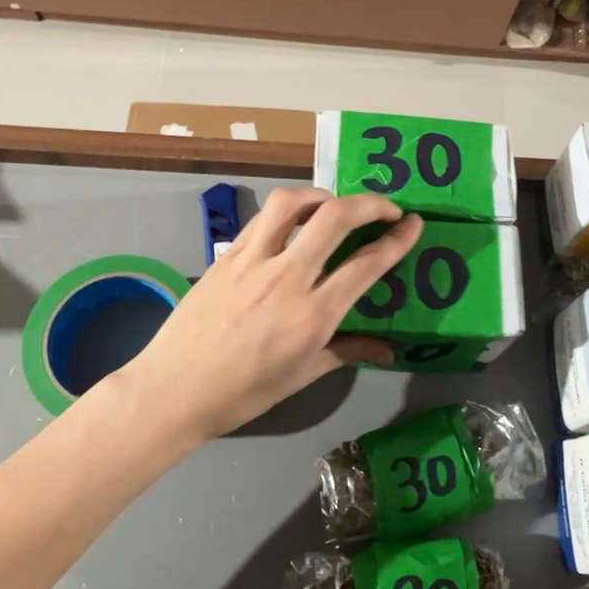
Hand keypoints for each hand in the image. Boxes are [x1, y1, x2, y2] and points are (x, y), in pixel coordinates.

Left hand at [122, 186, 420, 439]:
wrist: (175, 391)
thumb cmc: (243, 393)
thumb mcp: (302, 375)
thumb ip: (348, 351)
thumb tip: (388, 350)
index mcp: (313, 315)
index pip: (366, 264)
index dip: (397, 239)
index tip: (413, 224)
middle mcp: (287, 278)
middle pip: (336, 217)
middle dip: (370, 203)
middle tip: (386, 208)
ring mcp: (253, 262)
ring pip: (294, 203)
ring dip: (324, 195)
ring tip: (336, 205)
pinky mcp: (227, 256)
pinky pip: (263, 218)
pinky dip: (288, 210)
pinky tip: (295, 222)